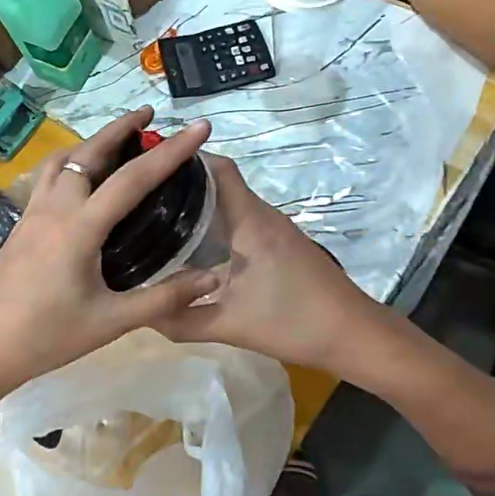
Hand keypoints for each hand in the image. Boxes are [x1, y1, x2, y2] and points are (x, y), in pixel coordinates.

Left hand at [0, 108, 220, 446]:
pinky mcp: (19, 226)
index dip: (170, 152)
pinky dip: (68, 164)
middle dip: (119, 129)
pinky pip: (46, 180)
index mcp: (79, 227)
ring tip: (113, 140)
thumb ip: (163, 299)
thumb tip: (211, 279)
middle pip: (87, 154)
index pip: (132, 179)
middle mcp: (53, 209)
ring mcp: (30, 214)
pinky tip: (78, 181)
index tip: (198, 127)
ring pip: (60, 163)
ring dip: (88, 144)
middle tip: (147, 115)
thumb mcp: (110, 321)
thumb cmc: (46, 336)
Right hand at [153, 157, 384, 373]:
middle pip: (216, 180)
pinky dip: (210, 219)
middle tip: (138, 193)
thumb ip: (179, 319)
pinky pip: (236, 217)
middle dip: (178, 180)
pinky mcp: (277, 243)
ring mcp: (272, 228)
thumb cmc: (295, 323)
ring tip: (153, 213)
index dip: (183, 158)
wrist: (357, 338)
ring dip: (194, 201)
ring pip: (226, 200)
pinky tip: (188, 241)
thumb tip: (139, 311)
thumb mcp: (229, 326)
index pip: (216, 169)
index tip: (146, 163)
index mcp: (249, 222)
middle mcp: (261, 216)